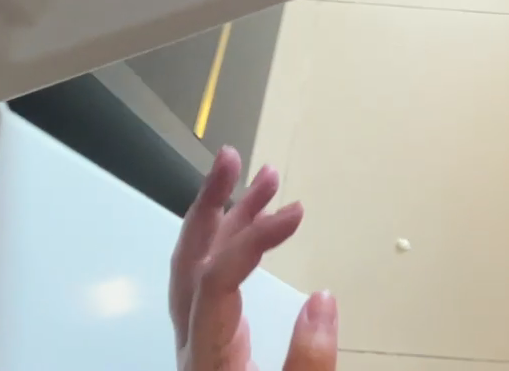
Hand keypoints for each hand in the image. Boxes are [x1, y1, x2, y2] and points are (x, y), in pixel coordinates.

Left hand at [170, 147, 337, 370]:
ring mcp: (199, 349)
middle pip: (186, 264)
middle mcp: (193, 350)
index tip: (299, 211)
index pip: (215, 281)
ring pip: (197, 270)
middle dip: (209, 205)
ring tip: (265, 178)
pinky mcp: (212, 352)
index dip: (252, 238)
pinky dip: (233, 247)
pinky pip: (213, 285)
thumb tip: (322, 298)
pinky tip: (256, 232)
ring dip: (226, 219)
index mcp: (207, 365)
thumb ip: (308, 369)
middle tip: (234, 158)